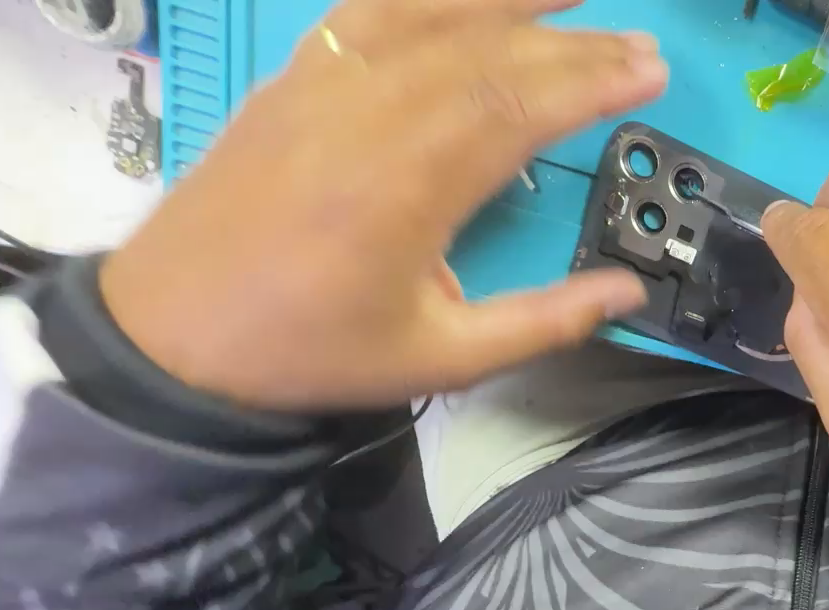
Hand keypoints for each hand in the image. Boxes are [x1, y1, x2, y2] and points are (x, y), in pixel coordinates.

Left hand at [99, 0, 667, 411]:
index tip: (651, 74)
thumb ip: (547, 322)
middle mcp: (362, 115)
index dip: (591, 84)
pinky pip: (368, 13)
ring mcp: (320, 87)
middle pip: (484, 51)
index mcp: (405, 186)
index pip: (515, 106)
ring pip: (425, 12)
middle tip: (641, 44)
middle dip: (574, 43)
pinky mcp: (294, 82)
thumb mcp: (451, 357)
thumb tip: (629, 292)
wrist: (177, 336)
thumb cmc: (321, 351)